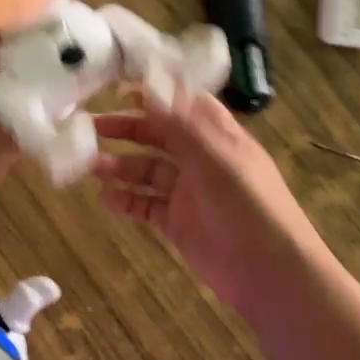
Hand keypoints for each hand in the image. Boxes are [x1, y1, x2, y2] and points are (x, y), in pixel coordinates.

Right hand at [92, 87, 336, 315]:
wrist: (269, 273)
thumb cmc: (248, 207)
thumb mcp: (217, 158)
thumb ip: (181, 124)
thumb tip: (150, 86)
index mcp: (219, 138)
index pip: (184, 104)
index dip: (155, 93)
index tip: (118, 87)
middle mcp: (202, 160)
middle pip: (159, 136)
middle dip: (127, 129)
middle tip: (90, 127)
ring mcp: (188, 193)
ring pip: (147, 171)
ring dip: (120, 166)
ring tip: (90, 166)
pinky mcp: (177, 223)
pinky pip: (145, 205)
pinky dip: (125, 200)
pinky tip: (104, 198)